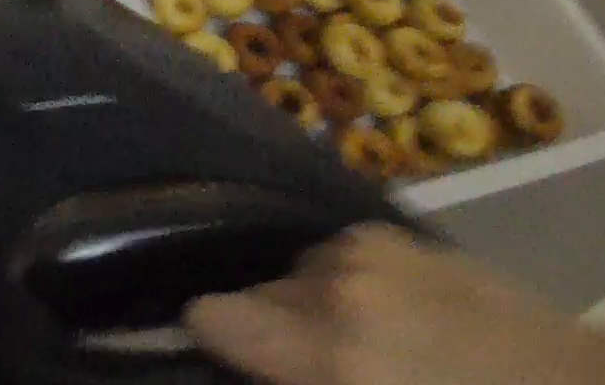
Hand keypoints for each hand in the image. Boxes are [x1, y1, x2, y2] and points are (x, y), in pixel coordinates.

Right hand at [187, 223, 604, 384]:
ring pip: (294, 272)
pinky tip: (395, 307)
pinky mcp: (388, 233)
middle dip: (277, 326)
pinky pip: (334, 254)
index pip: (209, 314)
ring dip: (315, 302)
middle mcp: (331, 290)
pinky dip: (350, 280)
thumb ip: (302, 373)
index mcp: (332, 353)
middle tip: (327, 361)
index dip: (217, 338)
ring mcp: (361, 253)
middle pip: (254, 294)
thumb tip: (251, 361)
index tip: (239, 355)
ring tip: (372, 334)